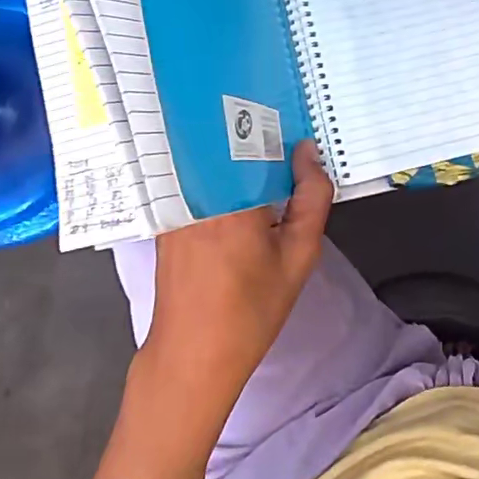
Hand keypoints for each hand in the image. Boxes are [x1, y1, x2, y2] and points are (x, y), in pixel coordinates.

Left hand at [141, 140, 334, 403]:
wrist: (194, 355)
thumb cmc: (252, 310)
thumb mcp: (299, 255)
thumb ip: (312, 198)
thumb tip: (310, 153)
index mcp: (231, 197)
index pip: (251, 136)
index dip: (274, 124)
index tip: (294, 123)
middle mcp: (195, 191)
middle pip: (225, 143)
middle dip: (254, 135)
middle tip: (284, 140)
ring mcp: (174, 203)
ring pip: (209, 161)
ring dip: (235, 156)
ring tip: (265, 162)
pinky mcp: (165, 217)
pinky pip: (195, 181)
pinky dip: (218, 178)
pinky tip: (239, 191)